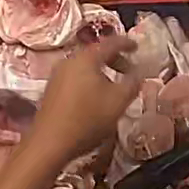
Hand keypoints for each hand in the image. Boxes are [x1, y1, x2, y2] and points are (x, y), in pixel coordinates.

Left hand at [29, 35, 139, 163]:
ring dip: (102, 71)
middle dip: (115, 59)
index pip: (110, 43)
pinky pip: (76, 77)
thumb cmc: (88, 118)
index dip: (126, 43)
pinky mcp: (51, 91)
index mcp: (87, 58)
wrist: (49, 145)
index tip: (137, 47)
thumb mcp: (119, 101)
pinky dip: (90, 79)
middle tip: (129, 69)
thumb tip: (139, 73)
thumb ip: (133, 82)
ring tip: (115, 85)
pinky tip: (97, 96)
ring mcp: (57, 76)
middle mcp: (69, 62)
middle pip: (96, 53)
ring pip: (85, 66)